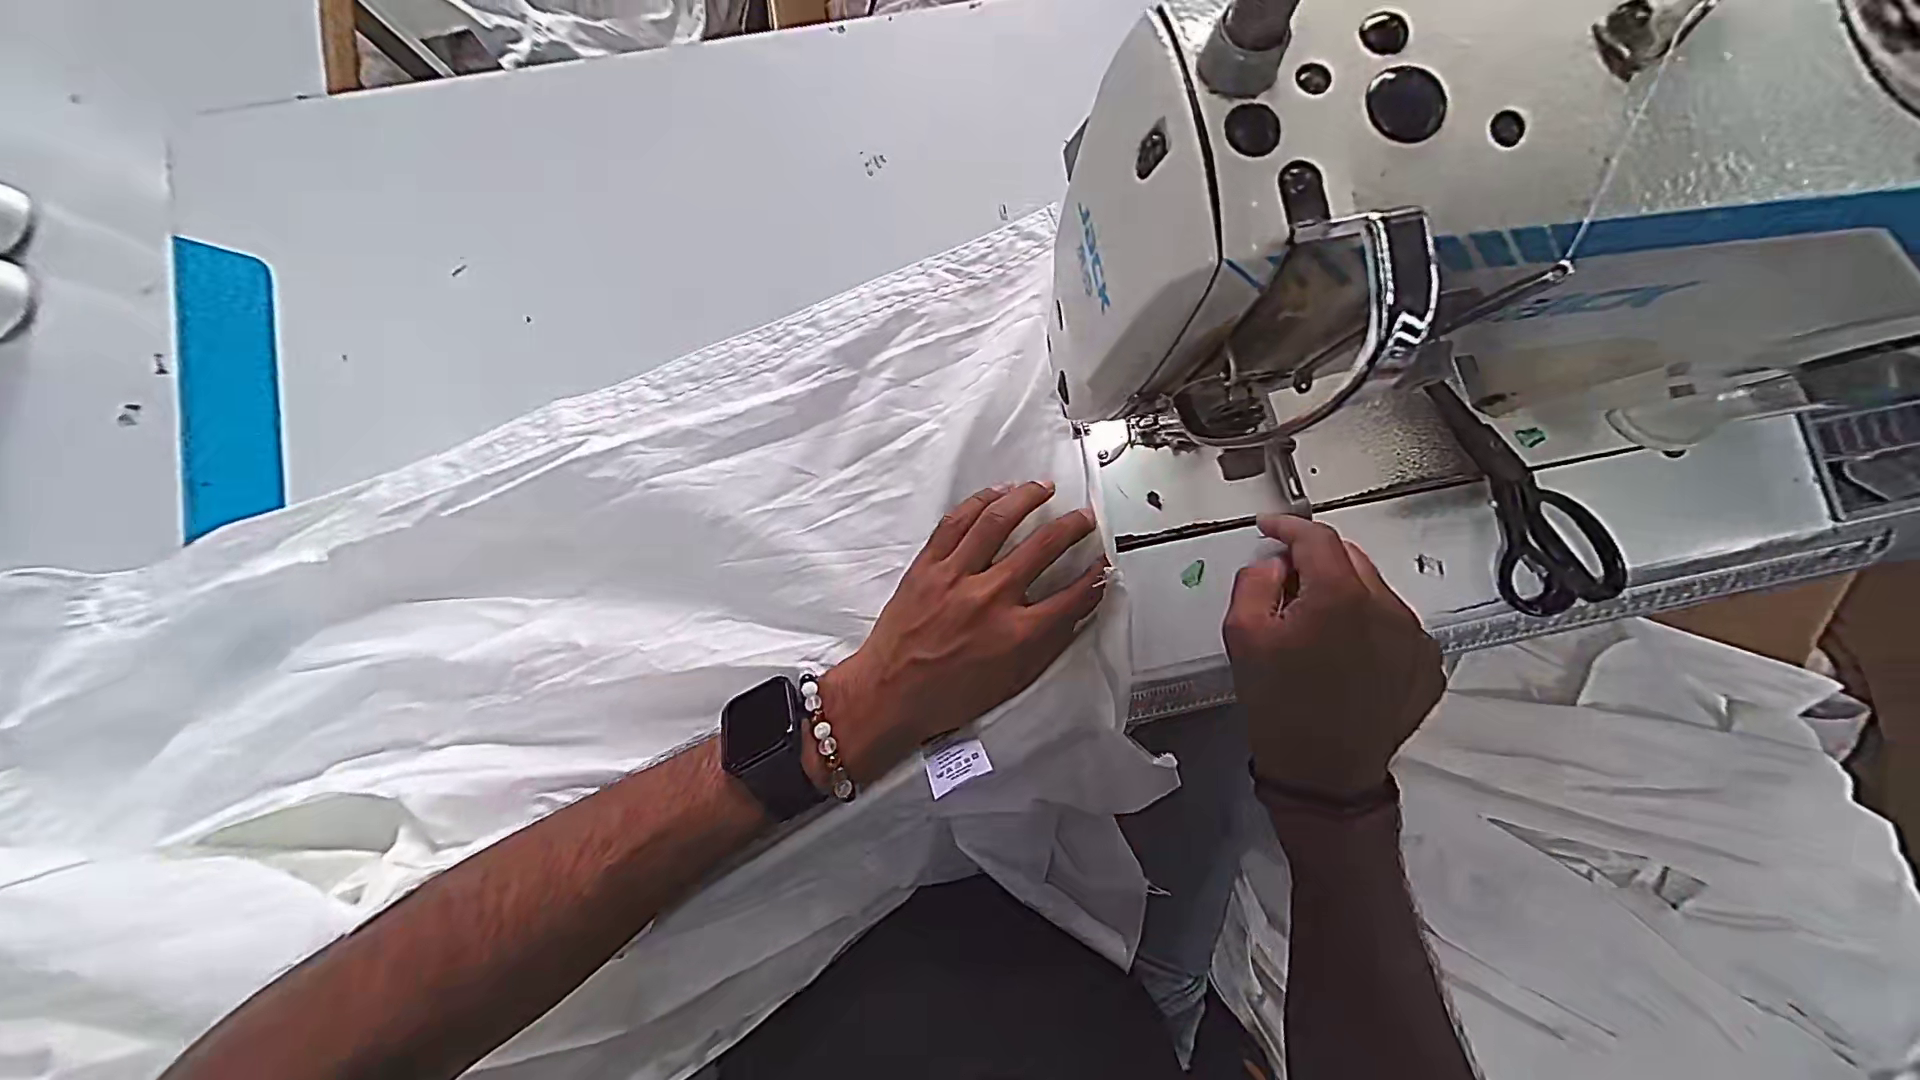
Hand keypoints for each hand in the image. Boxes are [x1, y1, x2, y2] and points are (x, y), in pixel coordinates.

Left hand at [817, 482, 1108, 784]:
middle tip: (1083, 517)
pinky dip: (979, 502)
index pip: (1071, 595)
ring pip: (998, 522)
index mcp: (1014, 633)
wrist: (889, 693)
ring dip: (1026, 498)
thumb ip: (1047, 646)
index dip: (1095, 577)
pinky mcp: (928, 566)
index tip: (1102, 565)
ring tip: (1043, 488)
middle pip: (1044, 547)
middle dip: (1073, 526)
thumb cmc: (945, 694)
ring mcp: (955, 577)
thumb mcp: (1009, 681)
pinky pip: (955, 522)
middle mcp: (989, 598)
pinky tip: (996, 494)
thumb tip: (1073, 616)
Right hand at [1223, 515, 1443, 799]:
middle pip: (1349, 558)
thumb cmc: (1278, 704)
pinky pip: (1394, 623)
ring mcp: (1415, 638)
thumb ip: (1254, 581)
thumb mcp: (1241, 634)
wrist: (1323, 770)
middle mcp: (1388, 610)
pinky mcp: (1428, 664)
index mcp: (1340, 597)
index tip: (1272, 528)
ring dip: (1342, 593)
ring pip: (1373, 590)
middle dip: (1314, 562)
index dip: (1289, 526)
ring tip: (1313, 631)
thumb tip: (1277, 563)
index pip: (1318, 538)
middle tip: (1284, 588)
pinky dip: (1367, 623)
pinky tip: (1342, 654)